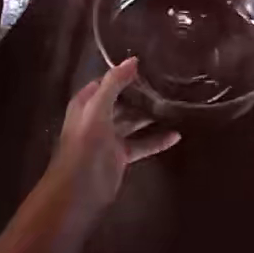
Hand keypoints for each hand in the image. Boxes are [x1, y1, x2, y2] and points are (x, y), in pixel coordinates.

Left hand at [47, 58, 180, 209]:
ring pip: (133, 121)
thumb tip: (133, 60)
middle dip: (140, 93)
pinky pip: (142, 144)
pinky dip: (157, 140)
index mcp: (86, 103)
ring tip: (174, 105)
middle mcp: (97, 117)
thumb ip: (113, 84)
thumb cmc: (85, 146)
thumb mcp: (97, 109)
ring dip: (150, 115)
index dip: (124, 74)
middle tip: (166, 84)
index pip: (106, 82)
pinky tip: (176, 136)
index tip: (149, 65)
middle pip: (121, 100)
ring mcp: (109, 138)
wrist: (78, 192)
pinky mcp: (120, 156)